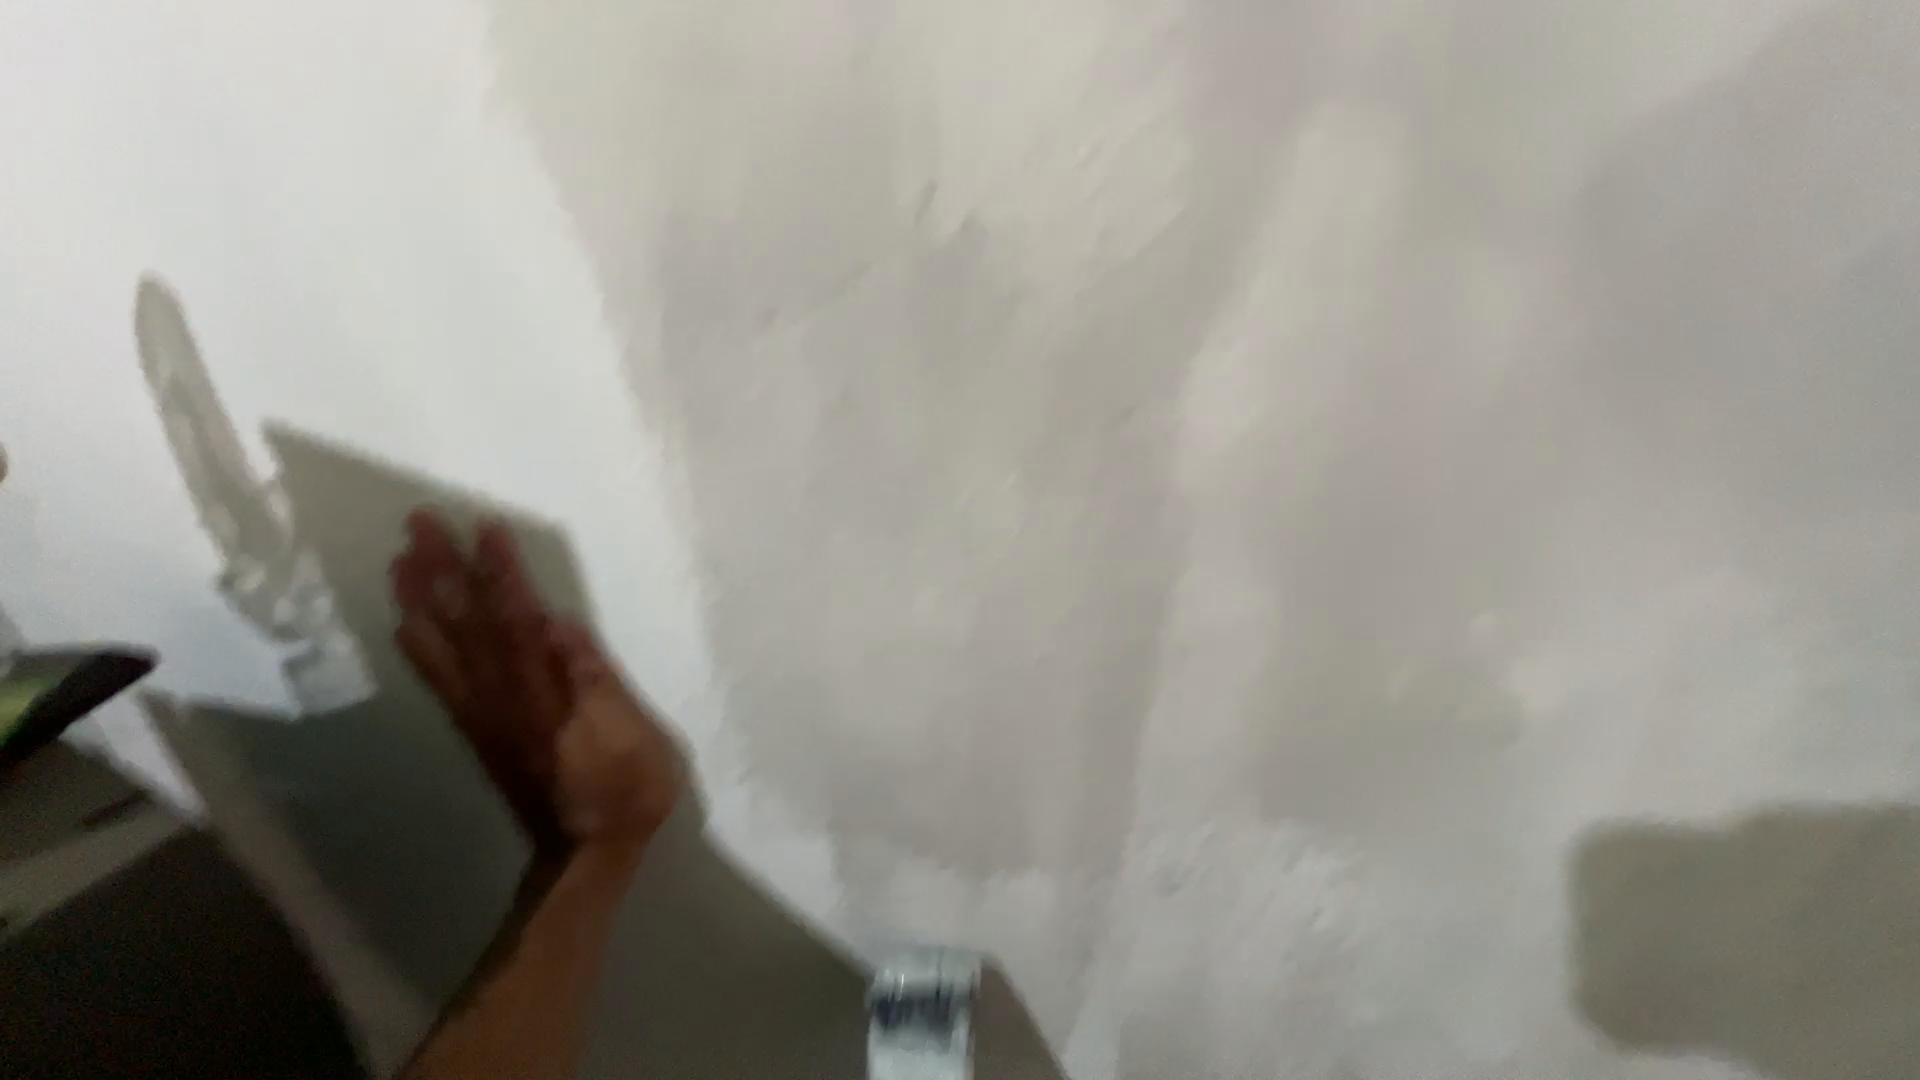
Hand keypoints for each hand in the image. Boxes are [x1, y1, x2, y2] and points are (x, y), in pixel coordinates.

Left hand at [389, 510, 680, 856]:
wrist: (586, 854)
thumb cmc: (626, 791)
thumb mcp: (634, 739)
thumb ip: (598, 684)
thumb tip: (561, 627)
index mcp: (546, 696)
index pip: (519, 622)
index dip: (502, 574)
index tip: (485, 529)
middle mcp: (505, 700)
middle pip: (470, 628)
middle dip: (445, 573)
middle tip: (420, 524)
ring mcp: (486, 718)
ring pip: (446, 652)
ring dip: (422, 603)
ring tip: (403, 560)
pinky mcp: (480, 733)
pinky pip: (440, 684)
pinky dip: (420, 649)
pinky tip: (409, 625)